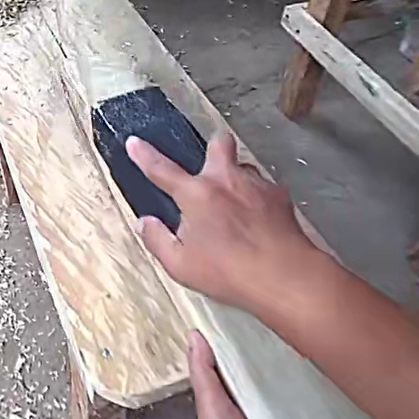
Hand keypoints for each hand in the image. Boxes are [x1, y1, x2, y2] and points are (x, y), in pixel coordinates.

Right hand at [127, 133, 330, 318]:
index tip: (135, 143)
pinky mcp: (279, 195)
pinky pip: (264, 188)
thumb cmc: (230, 272)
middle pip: (218, 143)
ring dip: (237, 179)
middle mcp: (227, 180)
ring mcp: (256, 184)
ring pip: (244, 167)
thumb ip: (158, 240)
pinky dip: (258, 199)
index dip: (144, 155)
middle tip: (210, 166)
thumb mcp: (181, 265)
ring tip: (235, 207)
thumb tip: (146, 224)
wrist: (283, 275)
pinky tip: (258, 222)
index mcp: (197, 194)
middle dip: (213, 146)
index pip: (162, 169)